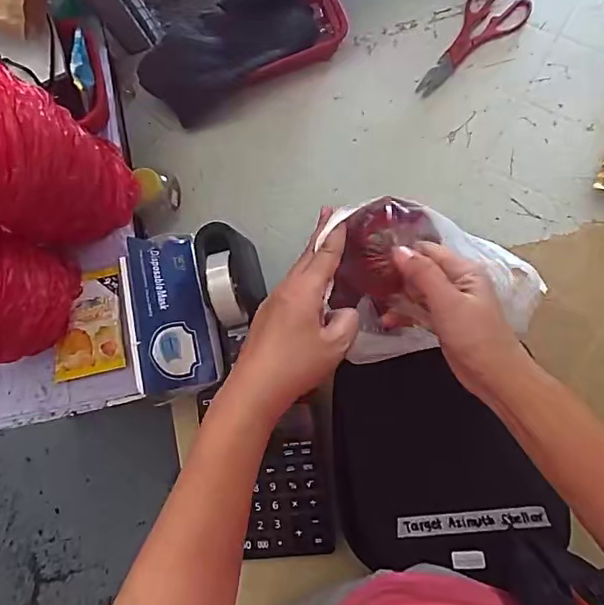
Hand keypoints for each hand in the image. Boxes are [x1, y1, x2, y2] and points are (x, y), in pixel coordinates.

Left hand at [222, 211, 358, 418]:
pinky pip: (291, 290)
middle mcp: (286, 290)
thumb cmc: (294, 367)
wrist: (255, 388)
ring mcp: (273, 302)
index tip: (340, 216)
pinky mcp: (268, 317)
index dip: (334, 234)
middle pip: (306, 256)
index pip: (324, 254)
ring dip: (312, 259)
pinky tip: (313, 292)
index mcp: (304, 290)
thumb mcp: (336, 345)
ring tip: (325, 250)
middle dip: (319, 235)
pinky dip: (305, 281)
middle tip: (329, 216)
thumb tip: (345, 312)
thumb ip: (348, 321)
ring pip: (298, 273)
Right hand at [387, 241, 529, 400]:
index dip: (404, 252)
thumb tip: (398, 250)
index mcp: (464, 271)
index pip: (429, 250)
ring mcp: (450, 304)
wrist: (495, 377)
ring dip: (398, 296)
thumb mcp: (447, 302)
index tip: (375, 257)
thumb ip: (423, 274)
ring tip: (374, 301)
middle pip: (421, 270)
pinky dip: (404, 314)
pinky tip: (387, 320)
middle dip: (397, 275)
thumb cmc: (476, 337)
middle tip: (370, 281)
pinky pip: (419, 311)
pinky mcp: (443, 322)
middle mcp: (457, 283)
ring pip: (417, 292)